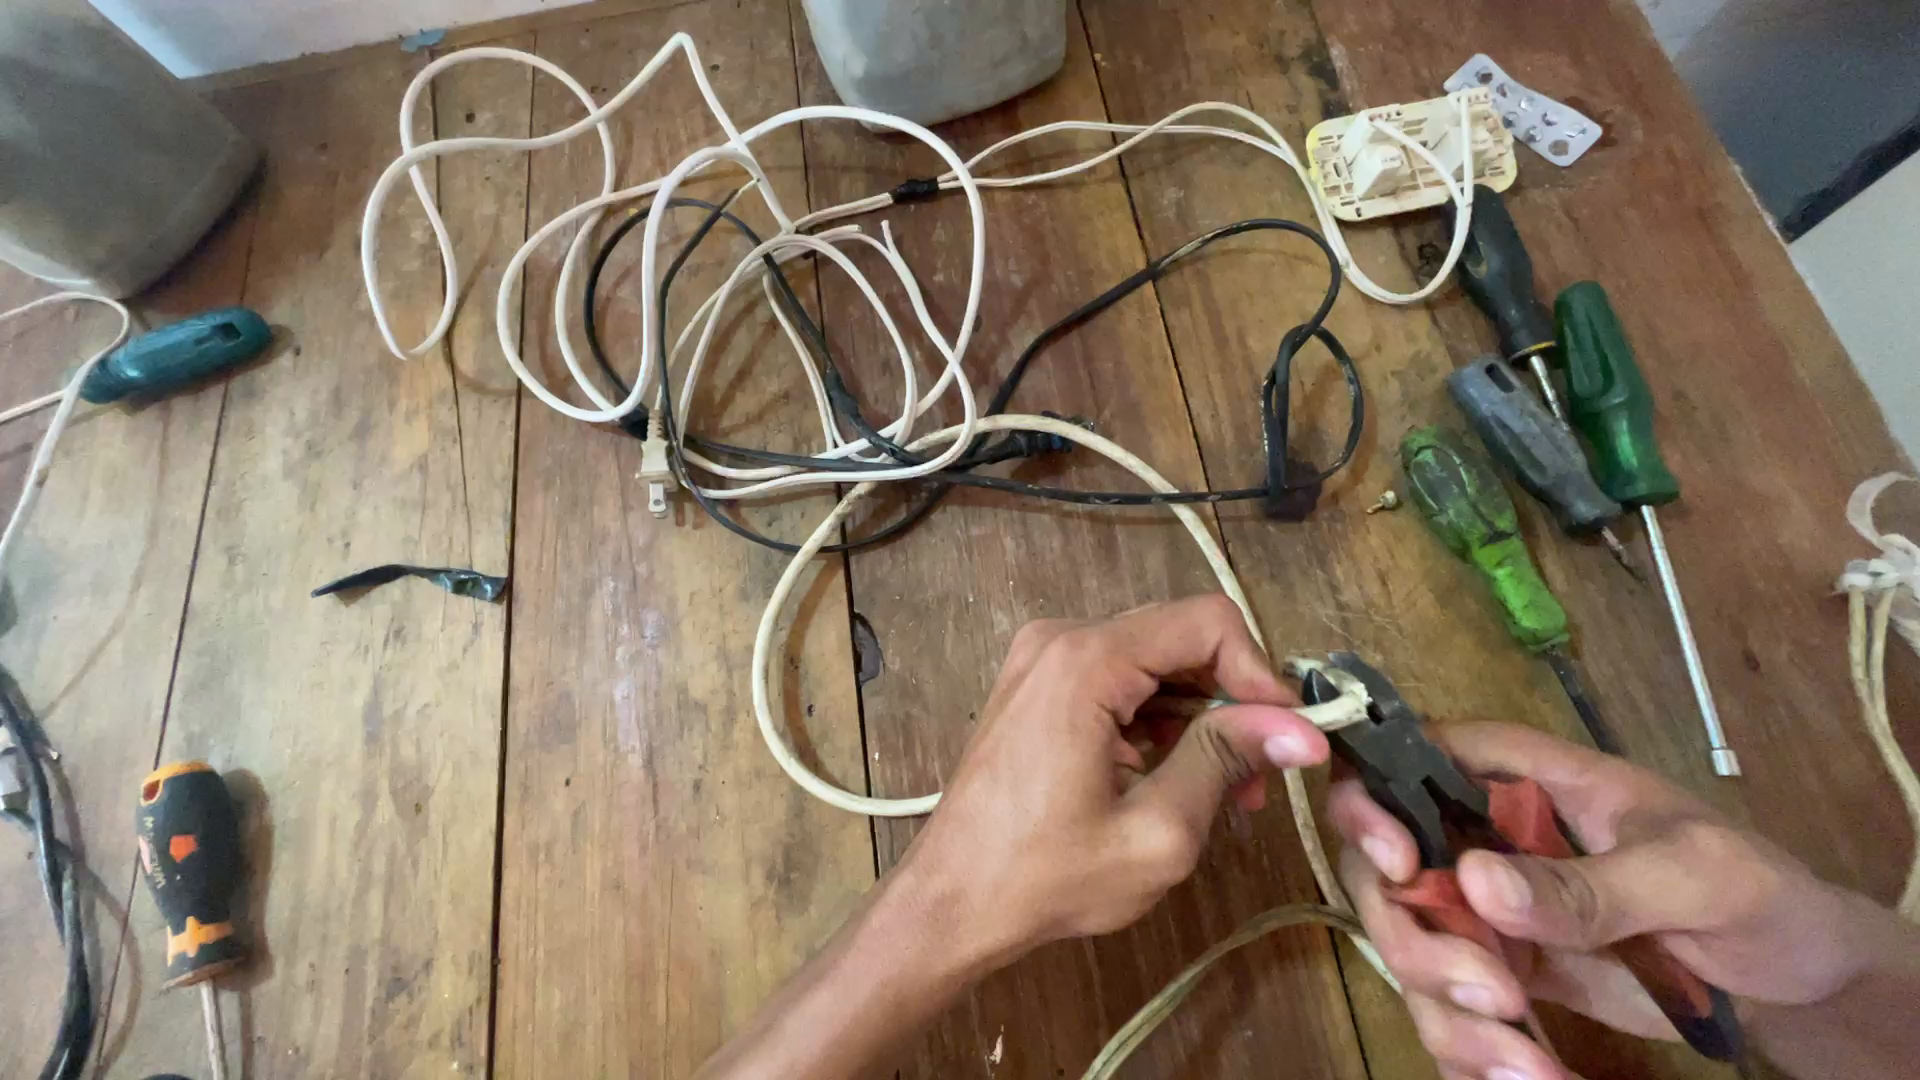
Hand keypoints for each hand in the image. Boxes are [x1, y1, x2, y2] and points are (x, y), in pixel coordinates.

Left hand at [898, 594, 1329, 965]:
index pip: (1205, 620)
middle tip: (1258, 774)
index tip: (1286, 732)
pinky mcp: (1037, 681)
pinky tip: (1173, 772)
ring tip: (1225, 787)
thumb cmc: (1047, 875)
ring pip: (1151, 659)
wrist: (952, 896)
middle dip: (1230, 698)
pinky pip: (1117, 676)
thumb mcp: (1157, 831)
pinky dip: (1155, 716)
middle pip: (1177, 637)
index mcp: (1085, 659)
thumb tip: (1303, 730)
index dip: (1258, 671)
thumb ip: (1225, 761)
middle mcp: (1060, 638)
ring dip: (1196, 713)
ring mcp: (1041, 656)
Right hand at [1330, 722, 1904, 1079]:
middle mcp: (1462, 833)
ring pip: (1401, 946)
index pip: (1390, 764)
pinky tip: (1533, 1079)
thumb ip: (1588, 882)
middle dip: (1412, 939)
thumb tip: (1474, 882)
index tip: (1400, 871)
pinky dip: (1470, 1053)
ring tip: (1532, 1068)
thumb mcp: (1695, 875)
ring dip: (1450, 1014)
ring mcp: (1469, 903)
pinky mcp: (1485, 966)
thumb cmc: (1756, 892)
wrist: (1800, 977)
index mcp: (1498, 774)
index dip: (1366, 806)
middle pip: (1374, 869)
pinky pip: (1442, 1006)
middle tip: (1494, 996)